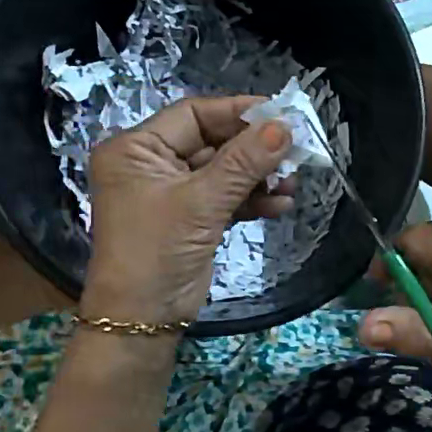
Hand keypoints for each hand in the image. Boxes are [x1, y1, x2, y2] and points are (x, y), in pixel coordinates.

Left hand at [81, 96, 293, 324]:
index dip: (238, 112)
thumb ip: (244, 162)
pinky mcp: (192, 217)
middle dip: (254, 149)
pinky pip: (227, 196)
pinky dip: (252, 199)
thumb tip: (284, 127)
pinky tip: (280, 204)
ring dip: (259, 176)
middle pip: (213, 141)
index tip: (281, 114)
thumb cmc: (158, 250)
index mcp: (137, 148)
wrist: (143, 319)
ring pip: (225, 171)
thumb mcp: (202, 201)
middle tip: (295, 149)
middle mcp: (152, 164)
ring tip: (291, 183)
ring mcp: (174, 192)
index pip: (193, 114)